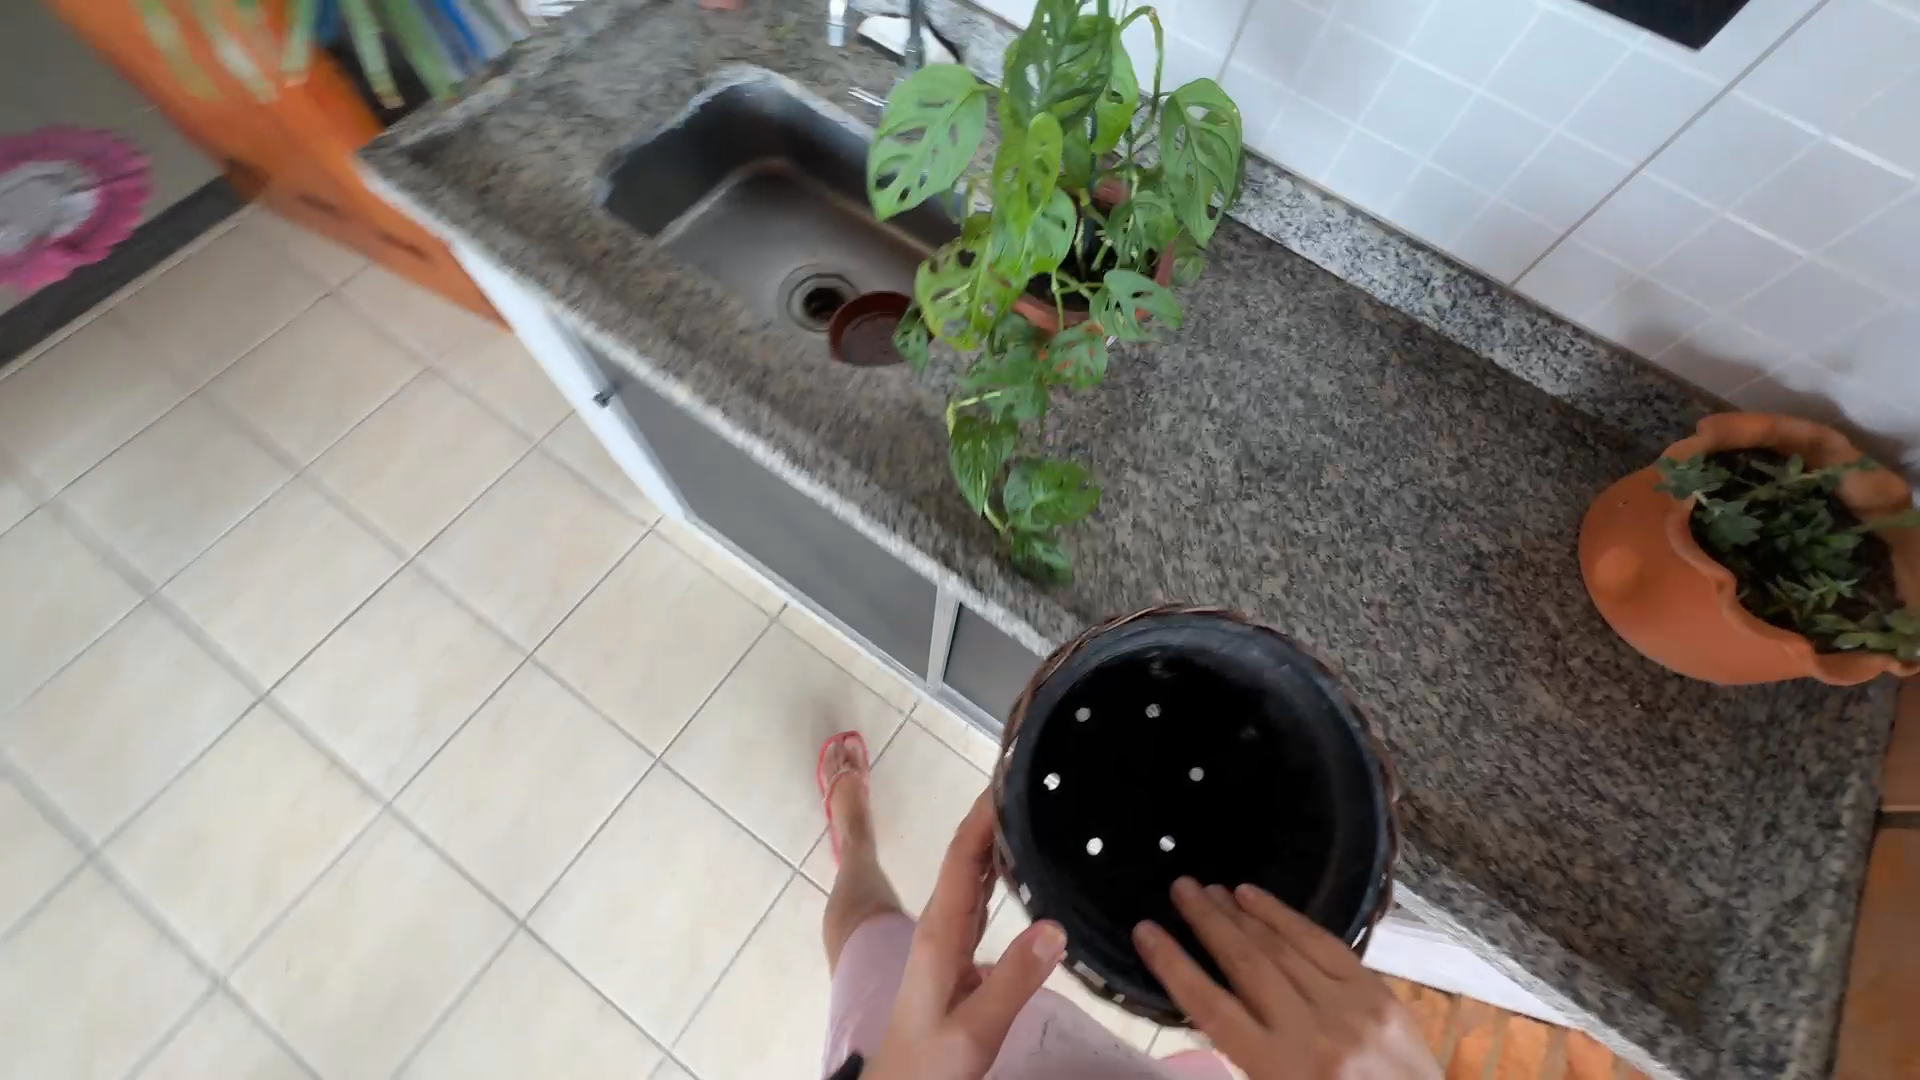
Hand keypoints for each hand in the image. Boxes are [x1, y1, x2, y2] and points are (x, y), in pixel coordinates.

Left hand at [862, 793, 1068, 1079]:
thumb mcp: (975, 1031)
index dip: (983, 814)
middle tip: (1030, 781)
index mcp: (942, 928)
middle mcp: (943, 919)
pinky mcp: (959, 947)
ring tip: (1029, 805)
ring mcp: (949, 932)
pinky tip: (1019, 858)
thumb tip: (1054, 924)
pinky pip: (981, 893)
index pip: (963, 855)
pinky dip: (998, 866)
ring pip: (973, 868)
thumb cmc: (932, 1063)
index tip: (1009, 778)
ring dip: (995, 835)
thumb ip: (1013, 980)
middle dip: (993, 813)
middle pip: (968, 852)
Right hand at [1134, 877, 1439, 1079]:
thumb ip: (1243, 1056)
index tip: (1145, 930)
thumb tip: (1207, 1003)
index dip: (1173, 965)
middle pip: (1244, 963)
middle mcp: (1312, 1036)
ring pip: (1278, 946)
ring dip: (1237, 912)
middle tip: (1178, 887)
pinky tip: (1252, 895)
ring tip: (1206, 887)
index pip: (1211, 1007)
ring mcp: (1349, 1011)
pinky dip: (1282, 914)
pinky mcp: (1378, 996)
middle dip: (1204, 921)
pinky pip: (1321, 941)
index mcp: (1279, 1073)